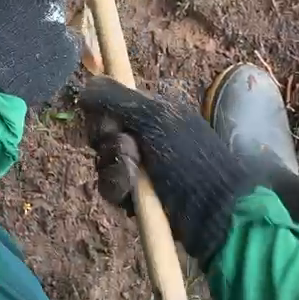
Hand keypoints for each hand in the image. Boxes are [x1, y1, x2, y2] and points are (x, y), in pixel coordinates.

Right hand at [80, 77, 252, 266]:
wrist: (212, 213)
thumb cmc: (190, 161)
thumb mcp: (156, 120)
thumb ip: (118, 99)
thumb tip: (85, 86)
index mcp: (153, 111)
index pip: (109, 104)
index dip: (103, 116)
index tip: (110, 127)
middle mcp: (145, 135)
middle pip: (102, 133)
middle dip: (110, 146)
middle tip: (132, 154)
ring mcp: (141, 166)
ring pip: (103, 161)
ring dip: (114, 171)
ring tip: (134, 181)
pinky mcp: (137, 194)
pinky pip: (110, 186)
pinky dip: (118, 191)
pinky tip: (132, 198)